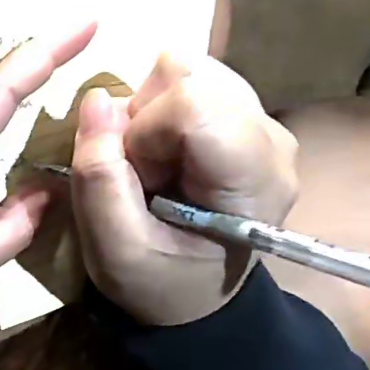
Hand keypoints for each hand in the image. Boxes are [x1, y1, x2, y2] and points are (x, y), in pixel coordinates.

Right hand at [71, 54, 298, 325]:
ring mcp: (263, 122)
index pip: (193, 104)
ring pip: (186, 73)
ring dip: (150, 116)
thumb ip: (99, 178)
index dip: (145, 132)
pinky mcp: (245, 114)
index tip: (139, 177)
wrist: (194, 297)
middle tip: (143, 175)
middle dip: (145, 121)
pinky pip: (189, 82)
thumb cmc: (157, 281)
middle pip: (189, 80)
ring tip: (155, 168)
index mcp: (253, 179)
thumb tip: (96, 99)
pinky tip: (167, 156)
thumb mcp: (113, 249)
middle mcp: (272, 138)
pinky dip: (160, 114)